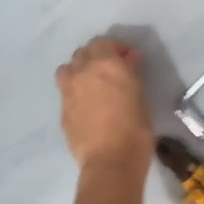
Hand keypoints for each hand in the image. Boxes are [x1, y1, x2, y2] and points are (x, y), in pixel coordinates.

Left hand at [55, 36, 152, 169]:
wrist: (110, 160)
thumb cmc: (135, 128)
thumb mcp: (141, 96)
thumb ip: (131, 74)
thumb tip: (128, 61)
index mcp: (105, 64)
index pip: (103, 42)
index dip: (116, 48)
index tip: (129, 59)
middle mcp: (82, 71)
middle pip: (83, 52)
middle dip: (97, 56)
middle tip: (112, 70)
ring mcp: (68, 90)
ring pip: (68, 68)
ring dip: (79, 70)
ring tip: (93, 83)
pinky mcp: (62, 109)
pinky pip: (66, 91)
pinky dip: (76, 91)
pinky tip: (88, 105)